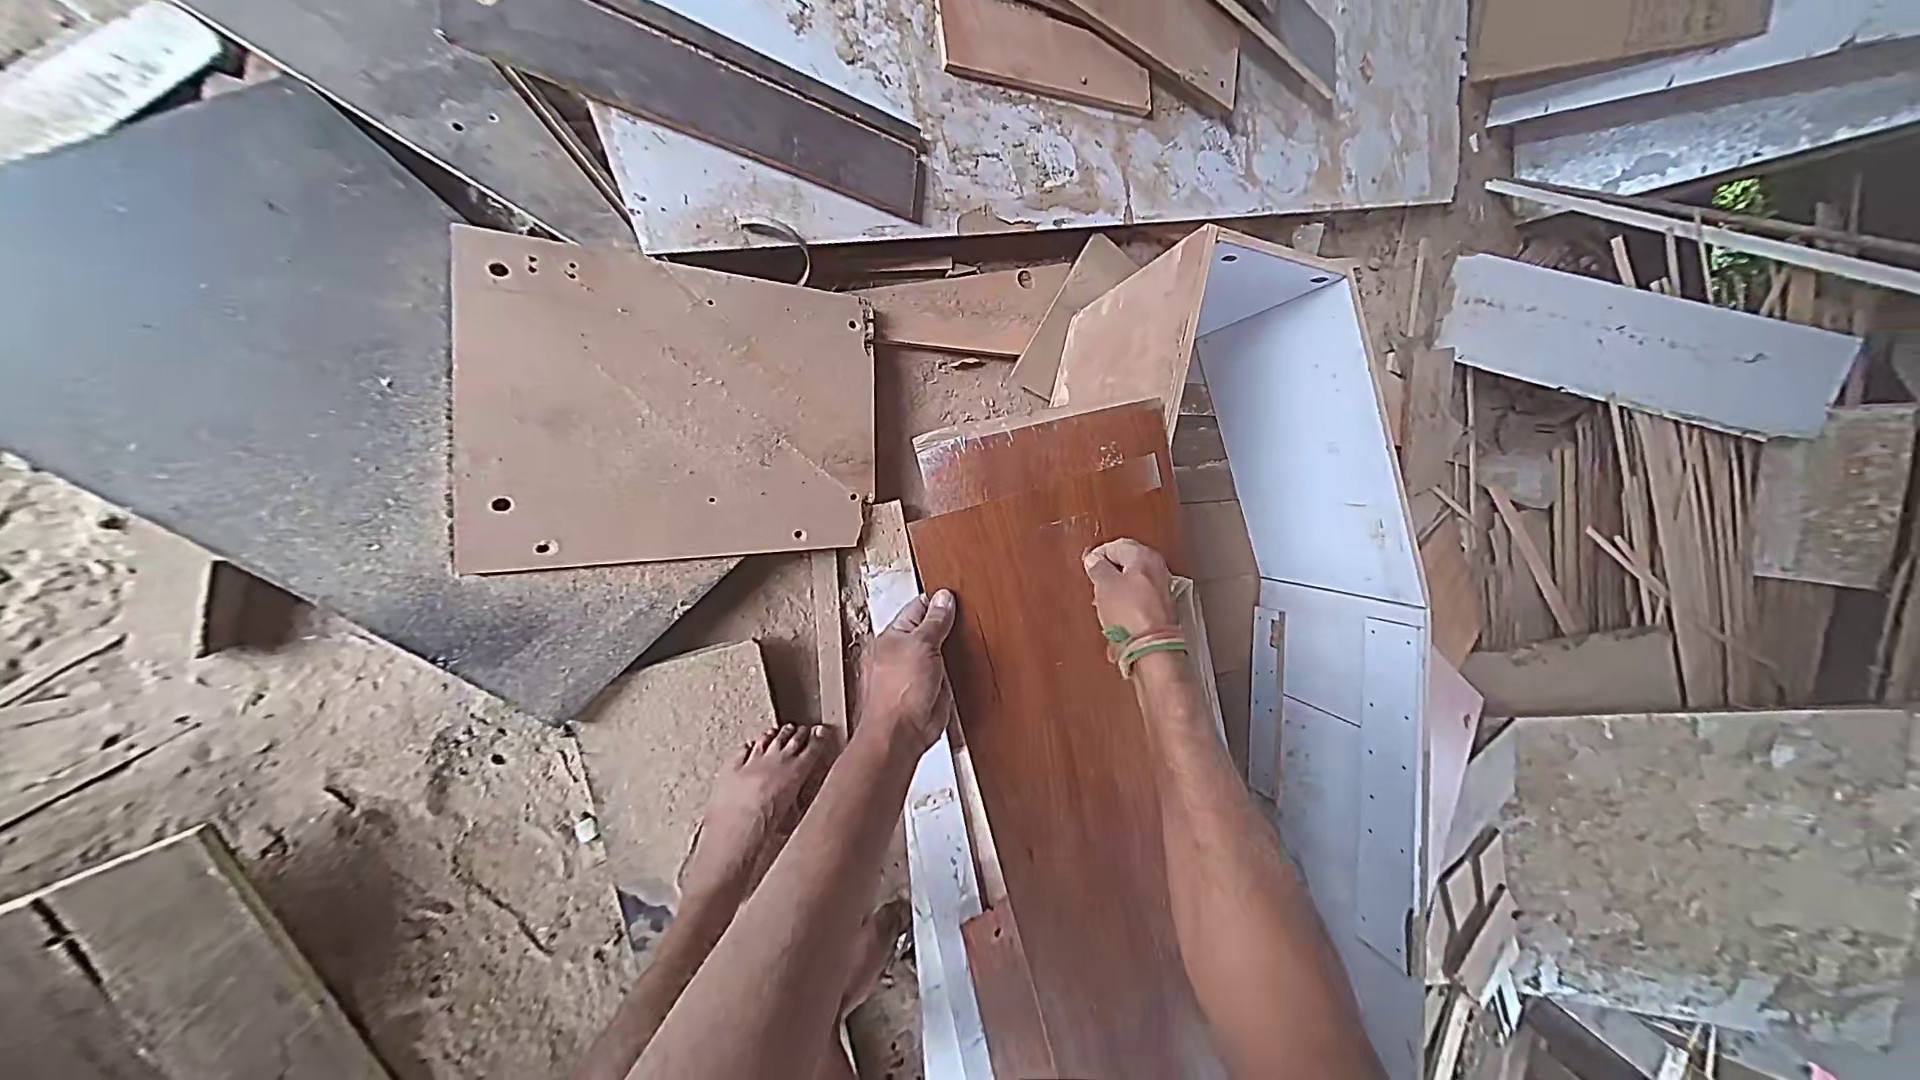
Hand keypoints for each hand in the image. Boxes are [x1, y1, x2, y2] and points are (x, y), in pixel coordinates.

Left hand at [858, 590, 956, 753]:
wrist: (902, 733)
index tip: (955, 595)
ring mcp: (917, 672)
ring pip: (941, 651)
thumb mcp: (921, 644)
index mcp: (893, 636)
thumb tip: (944, 599)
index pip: (918, 608)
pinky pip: (948, 672)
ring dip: (953, 647)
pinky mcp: (931, 689)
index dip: (937, 601)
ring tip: (968, 636)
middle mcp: (903, 652)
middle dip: (947, 624)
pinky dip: (957, 668)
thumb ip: (935, 621)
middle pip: (930, 629)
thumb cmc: (897, 693)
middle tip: (966, 615)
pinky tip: (967, 661)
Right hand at [1083, 539, 1176, 635]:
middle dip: (1109, 573)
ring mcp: (1162, 590)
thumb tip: (1094, 561)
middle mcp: (1157, 569)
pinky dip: (1127, 605)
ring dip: (1117, 590)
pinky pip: (1139, 601)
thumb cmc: (1130, 612)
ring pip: (1133, 583)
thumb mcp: (1104, 584)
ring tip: (1103, 602)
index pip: (1117, 545)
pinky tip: (1118, 616)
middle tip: (1095, 582)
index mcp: (1144, 556)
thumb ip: (1097, 567)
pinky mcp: (1162, 611)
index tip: (1088, 565)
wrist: (1150, 646)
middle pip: (1128, 564)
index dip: (1099, 555)